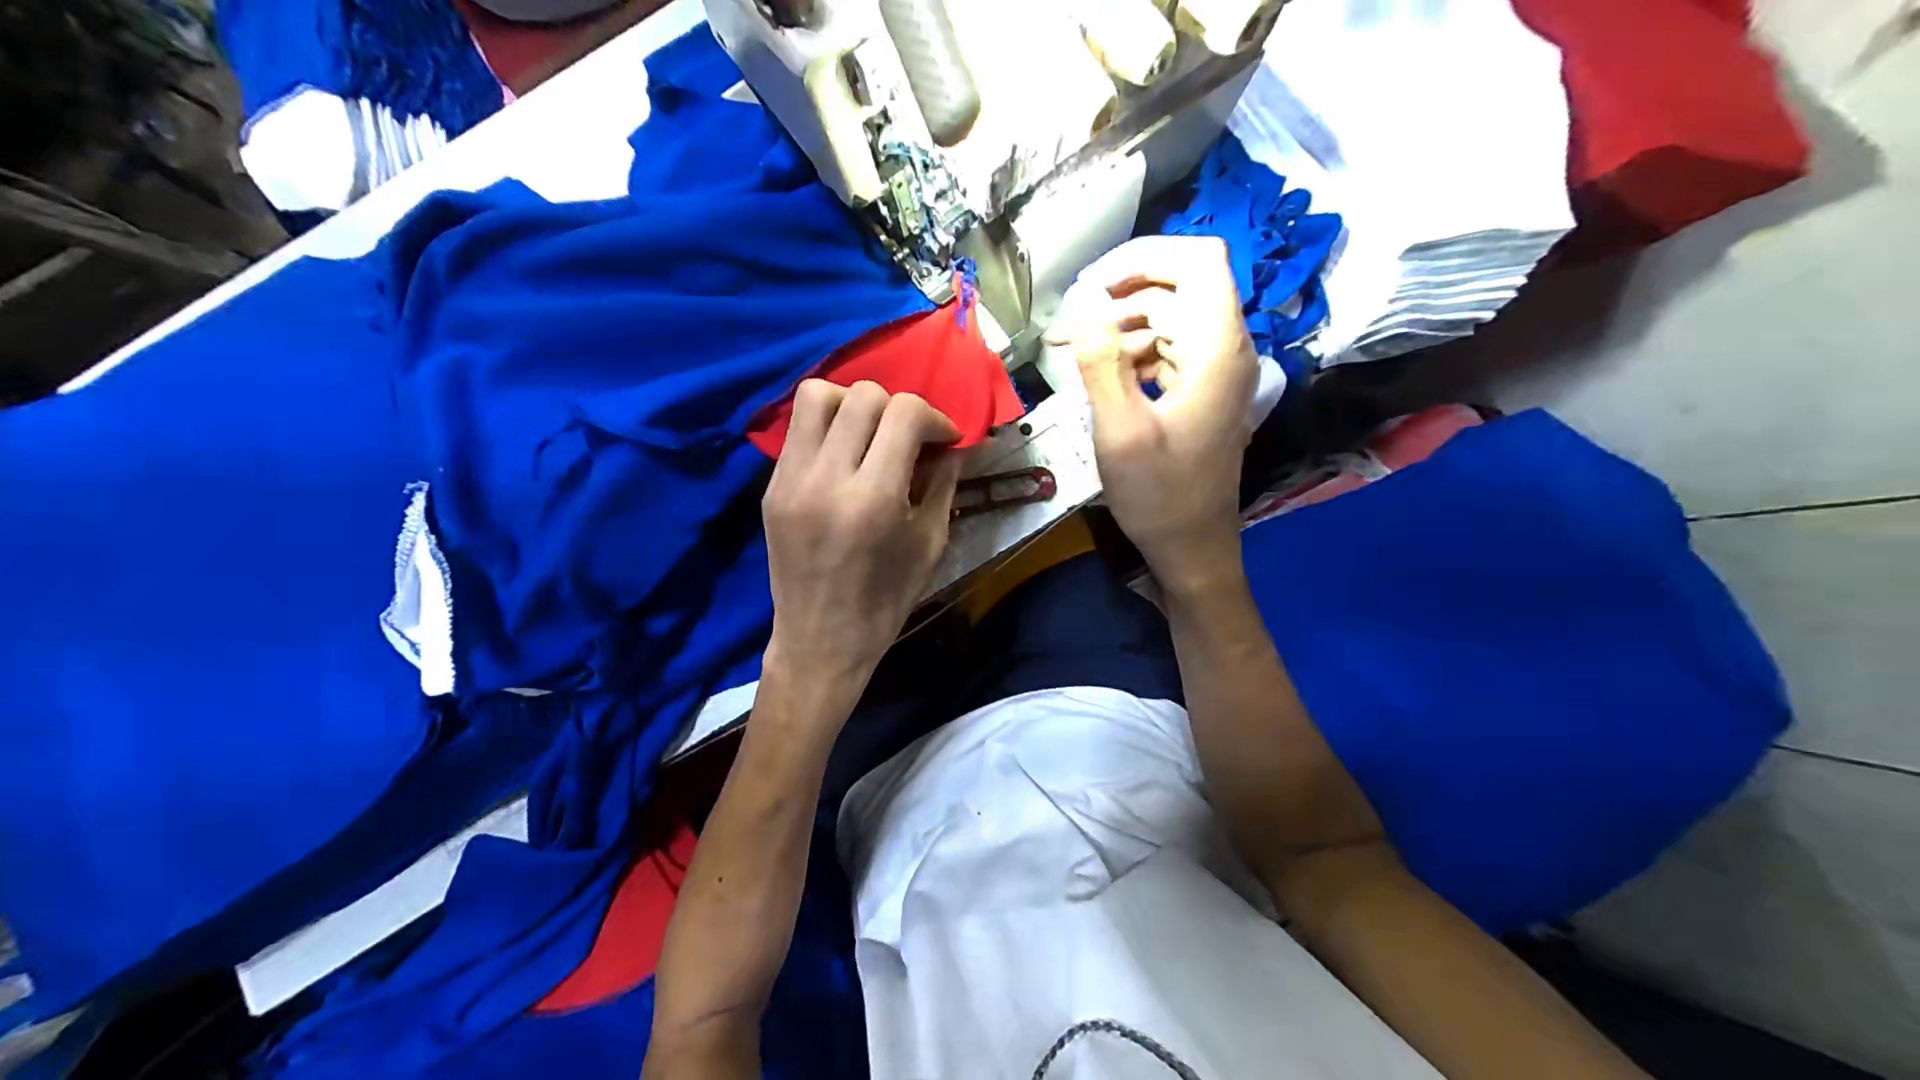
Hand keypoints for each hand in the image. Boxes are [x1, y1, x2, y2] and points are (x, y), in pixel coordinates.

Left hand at [762, 380, 962, 713]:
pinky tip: (844, 455)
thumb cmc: (886, 600)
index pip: (903, 414)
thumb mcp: (929, 543)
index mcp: (873, 500)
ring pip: (817, 396)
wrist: (821, 640)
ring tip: (869, 435)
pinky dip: (827, 427)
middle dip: (897, 408)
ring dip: (853, 404)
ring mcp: (790, 480)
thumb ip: (943, 483)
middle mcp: (827, 480)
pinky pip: (798, 428)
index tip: (944, 439)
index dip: (933, 417)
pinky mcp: (771, 487)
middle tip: (908, 439)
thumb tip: (954, 443)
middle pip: (863, 395)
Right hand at [1044, 235, 1256, 589]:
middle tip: (1072, 325)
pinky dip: (1132, 353)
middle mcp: (1225, 350)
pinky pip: (1166, 351)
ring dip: (1121, 327)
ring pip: (1169, 319)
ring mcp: (1214, 373)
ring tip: (1074, 353)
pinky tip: (1102, 376)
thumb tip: (1081, 311)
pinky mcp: (1200, 394)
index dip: (1148, 256)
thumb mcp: (1121, 431)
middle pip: (1179, 287)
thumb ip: (1101, 364)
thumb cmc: (1160, 495)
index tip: (1097, 282)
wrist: (1192, 547)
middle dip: (1121, 296)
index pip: (1200, 260)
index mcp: (1217, 350)